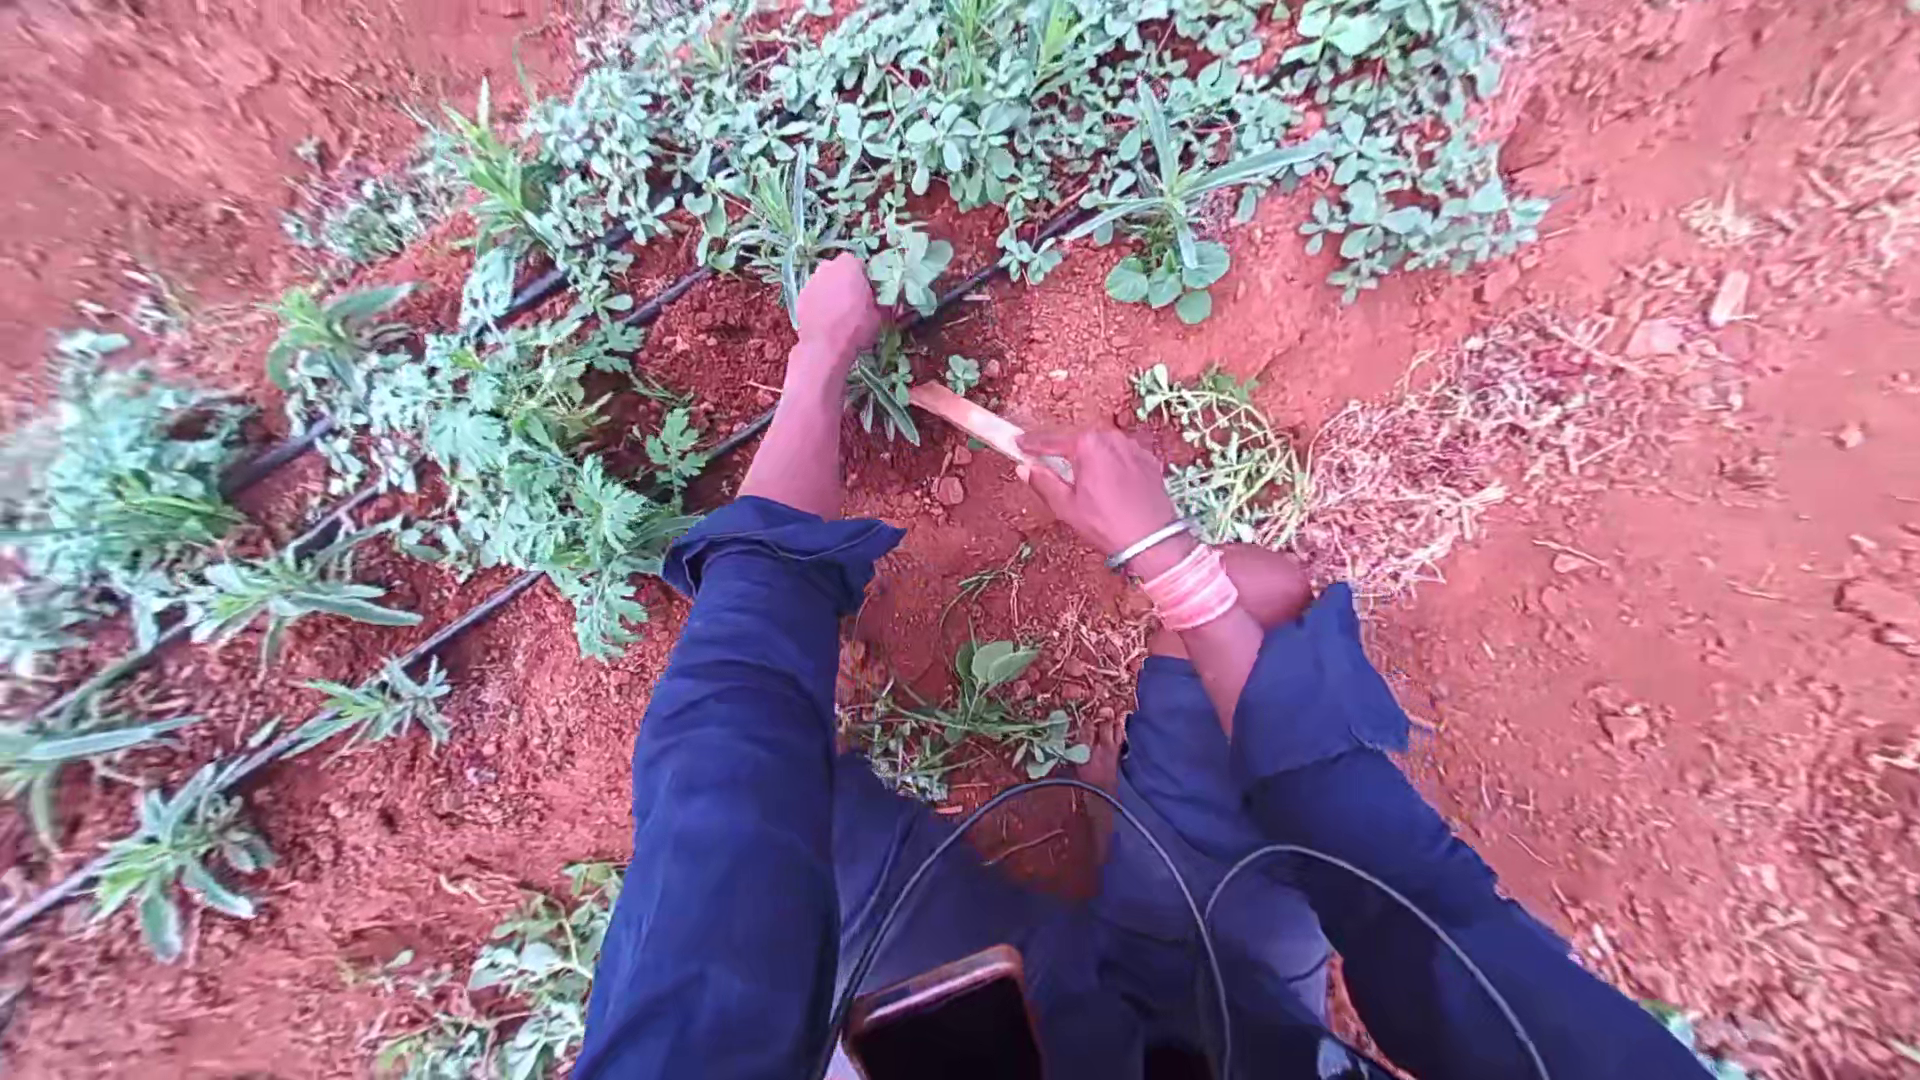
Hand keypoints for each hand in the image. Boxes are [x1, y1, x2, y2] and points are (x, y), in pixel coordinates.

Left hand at [789, 253, 882, 388]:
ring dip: (831, 293)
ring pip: (825, 283)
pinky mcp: (800, 297)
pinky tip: (826, 321)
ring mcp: (811, 281)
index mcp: (849, 265)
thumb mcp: (878, 316)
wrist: (825, 347)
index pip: (859, 265)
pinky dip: (819, 304)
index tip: (868, 294)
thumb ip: (878, 301)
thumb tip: (880, 300)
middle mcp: (827, 267)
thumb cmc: (856, 328)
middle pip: (839, 271)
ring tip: (838, 314)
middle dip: (845, 283)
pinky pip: (815, 296)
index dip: (864, 279)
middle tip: (854, 303)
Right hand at [1017, 428, 1194, 575]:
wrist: (1152, 540)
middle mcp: (1112, 438)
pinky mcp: (1148, 459)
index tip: (1018, 443)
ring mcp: (1133, 447)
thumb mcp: (1066, 506)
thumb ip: (1043, 482)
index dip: (1031, 443)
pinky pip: (1120, 456)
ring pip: (1101, 447)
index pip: (1051, 440)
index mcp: (1088, 445)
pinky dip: (1110, 465)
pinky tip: (1107, 485)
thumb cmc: (1106, 524)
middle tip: (1048, 465)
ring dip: (1088, 459)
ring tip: (1082, 481)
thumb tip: (1024, 468)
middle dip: (1063, 452)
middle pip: (1078, 441)